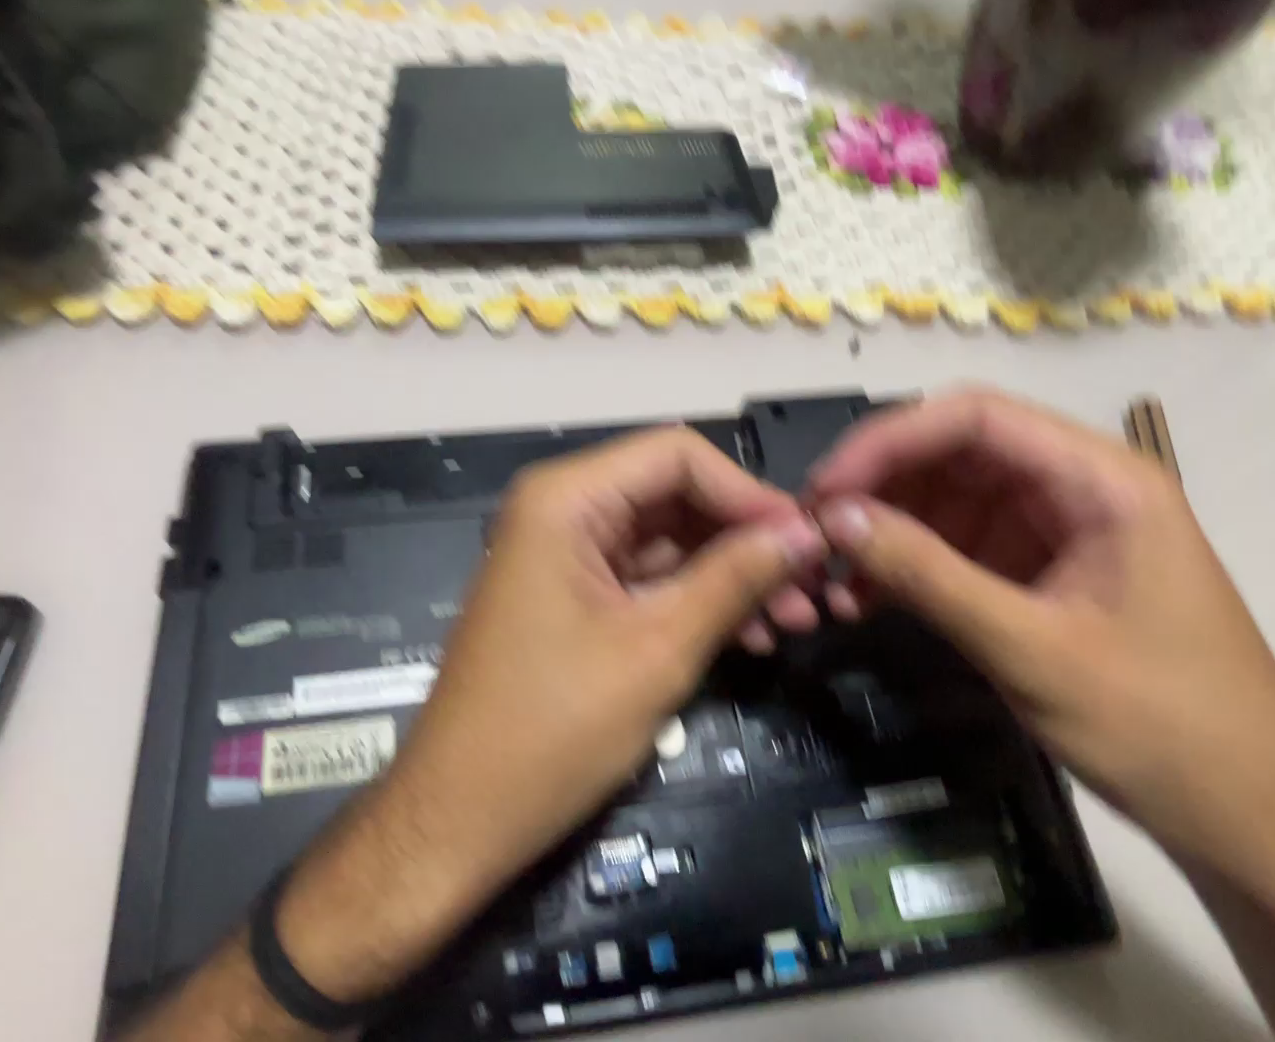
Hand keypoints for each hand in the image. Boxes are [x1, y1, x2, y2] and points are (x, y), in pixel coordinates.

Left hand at [274, 427, 823, 1005]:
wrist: (461, 817)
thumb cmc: (553, 730)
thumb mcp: (658, 648)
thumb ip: (735, 578)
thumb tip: (806, 532)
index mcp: (566, 501)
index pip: (676, 456)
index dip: (748, 492)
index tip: (808, 541)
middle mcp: (560, 513)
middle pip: (673, 496)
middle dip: (746, 539)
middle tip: (813, 588)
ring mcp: (563, 558)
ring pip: (666, 542)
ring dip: (730, 576)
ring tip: (794, 621)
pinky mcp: (571, 601)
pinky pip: (645, 582)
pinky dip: (696, 602)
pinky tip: (749, 638)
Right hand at [804, 390, 1274, 872]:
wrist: (1244, 815)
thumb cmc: (1158, 724)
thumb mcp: (1029, 646)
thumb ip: (927, 574)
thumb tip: (835, 518)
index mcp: (1101, 480)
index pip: (975, 418)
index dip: (888, 441)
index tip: (824, 490)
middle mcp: (1076, 489)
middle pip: (955, 453)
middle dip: (879, 488)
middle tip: (815, 535)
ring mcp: (1056, 533)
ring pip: (947, 502)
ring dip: (886, 533)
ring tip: (832, 580)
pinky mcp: (1039, 576)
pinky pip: (958, 550)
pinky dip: (908, 569)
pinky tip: (864, 601)